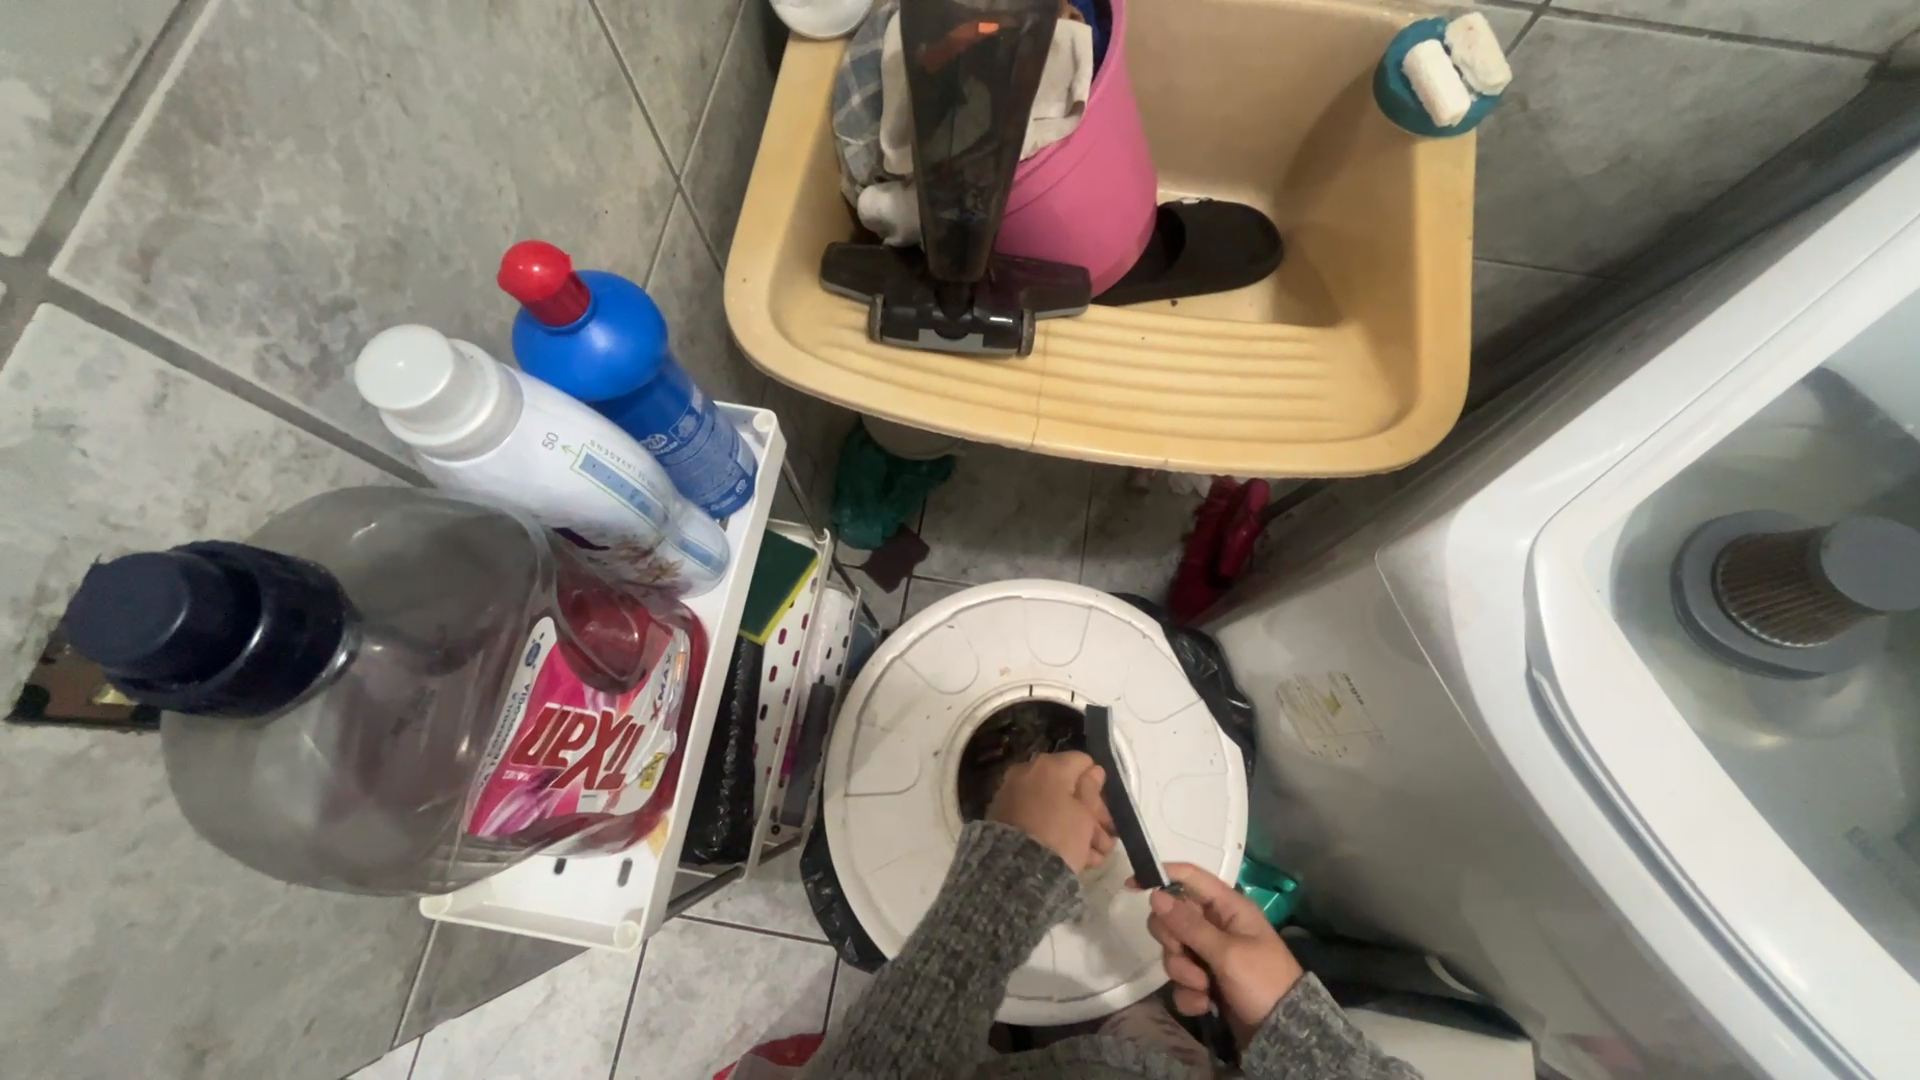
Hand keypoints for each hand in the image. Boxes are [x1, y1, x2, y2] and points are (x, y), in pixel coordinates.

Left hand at [986, 751, 1116, 873]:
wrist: (1015, 871)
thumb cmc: (1059, 837)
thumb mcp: (1085, 816)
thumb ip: (1091, 791)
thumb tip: (1094, 771)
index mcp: (1050, 766)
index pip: (1083, 762)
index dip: (1100, 786)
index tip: (1109, 811)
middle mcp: (1028, 772)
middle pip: (1068, 787)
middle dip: (1091, 814)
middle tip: (1106, 840)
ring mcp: (1014, 794)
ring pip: (1054, 806)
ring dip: (1078, 827)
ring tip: (1096, 856)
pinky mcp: (1004, 816)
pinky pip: (1037, 818)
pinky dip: (1055, 831)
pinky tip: (1077, 856)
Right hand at [1145, 863, 1303, 1041]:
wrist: (1284, 1037)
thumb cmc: (1263, 982)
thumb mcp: (1227, 952)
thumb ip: (1189, 925)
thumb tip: (1155, 894)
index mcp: (1227, 907)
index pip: (1189, 878)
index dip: (1161, 876)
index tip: (1132, 886)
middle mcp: (1215, 926)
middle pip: (1172, 916)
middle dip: (1173, 940)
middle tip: (1185, 955)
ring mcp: (1209, 954)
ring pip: (1173, 950)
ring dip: (1182, 971)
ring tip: (1204, 989)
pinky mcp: (1206, 981)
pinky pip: (1181, 979)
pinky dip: (1188, 993)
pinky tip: (1205, 1004)